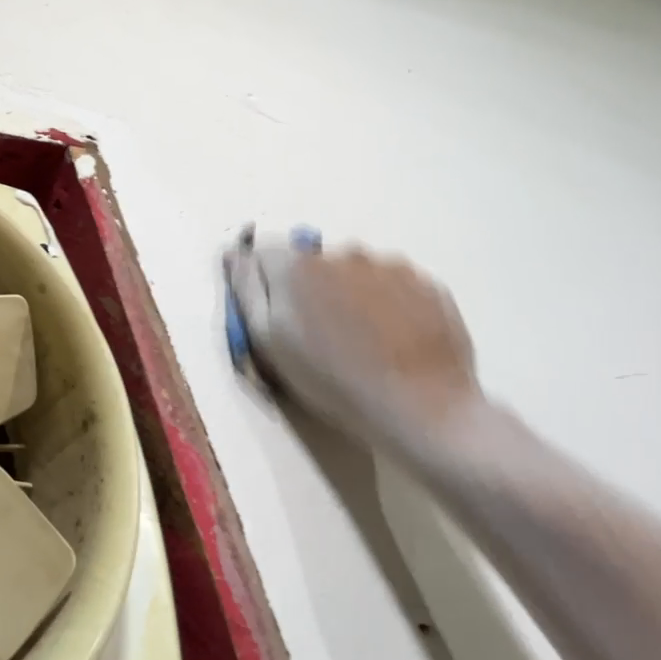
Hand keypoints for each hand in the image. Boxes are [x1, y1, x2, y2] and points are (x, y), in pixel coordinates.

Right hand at [224, 235, 482, 453]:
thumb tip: (233, 252)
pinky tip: (395, 336)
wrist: (423, 408)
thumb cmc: (331, 380)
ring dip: (350, 292)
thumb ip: (246, 289)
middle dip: (310, 286)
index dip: (264, 281)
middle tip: (322, 332)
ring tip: (363, 336)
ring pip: (353, 269)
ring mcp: (388, 264)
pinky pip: (393, 282)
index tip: (277, 314)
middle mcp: (340, 250)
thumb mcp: (267, 342)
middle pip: (310, 259)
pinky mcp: (427, 281)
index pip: (262, 251)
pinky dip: (388, 301)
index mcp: (295, 265)